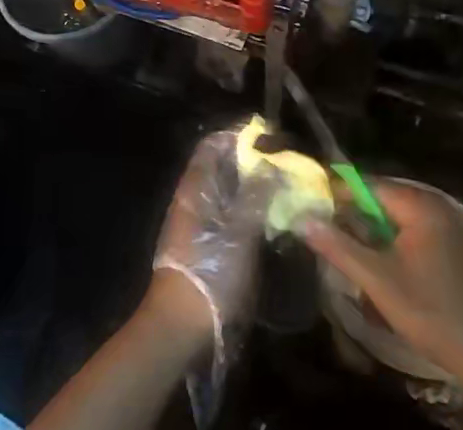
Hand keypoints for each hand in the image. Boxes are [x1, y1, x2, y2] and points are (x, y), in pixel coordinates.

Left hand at [150, 128, 270, 358]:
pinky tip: (270, 215)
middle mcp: (192, 200)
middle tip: (283, 160)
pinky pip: (229, 213)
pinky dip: (248, 207)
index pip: (211, 146)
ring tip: (283, 184)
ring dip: (251, 184)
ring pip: (226, 191)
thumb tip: (272, 165)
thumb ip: (256, 195)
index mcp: (194, 189)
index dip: (236, 136)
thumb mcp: (239, 231)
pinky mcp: (205, 245)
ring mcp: (196, 224)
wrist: (180, 328)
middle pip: (220, 167)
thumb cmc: (209, 272)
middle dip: (250, 160)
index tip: (267, 135)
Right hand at [301, 181, 462, 379]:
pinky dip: (397, 240)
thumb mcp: (377, 279)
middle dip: (357, 214)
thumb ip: (339, 246)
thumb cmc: (428, 310)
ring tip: (355, 251)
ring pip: (401, 217)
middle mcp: (437, 205)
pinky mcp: (458, 244)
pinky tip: (387, 264)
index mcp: (419, 205)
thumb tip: (305, 220)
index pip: (370, 185)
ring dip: (377, 231)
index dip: (340, 193)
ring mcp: (451, 223)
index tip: (315, 205)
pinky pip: (418, 230)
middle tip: (331, 232)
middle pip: (386, 199)